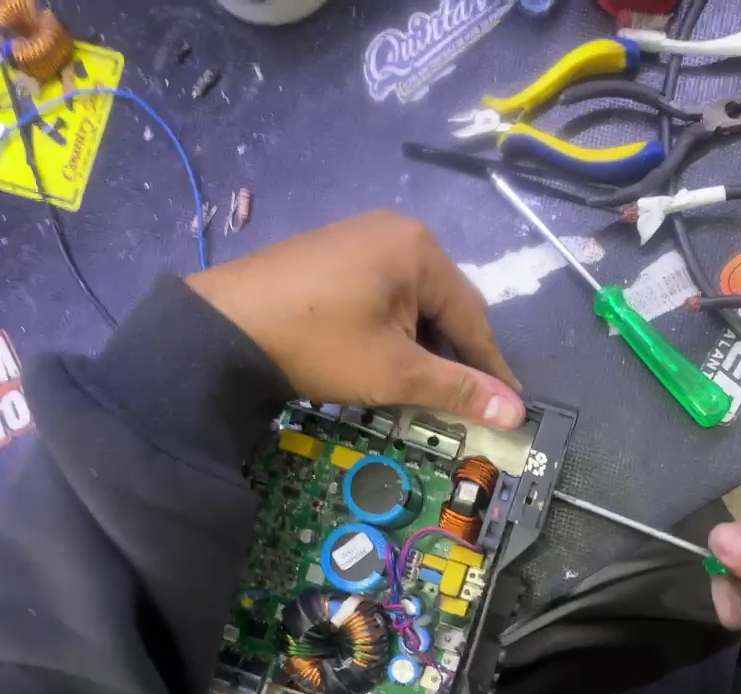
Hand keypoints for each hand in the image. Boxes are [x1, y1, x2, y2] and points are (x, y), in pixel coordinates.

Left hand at [187, 211, 524, 428]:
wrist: (223, 328)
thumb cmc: (321, 346)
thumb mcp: (396, 372)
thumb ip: (459, 389)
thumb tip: (517, 414)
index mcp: (421, 250)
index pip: (473, 317)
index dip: (491, 367)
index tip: (510, 404)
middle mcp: (397, 232)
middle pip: (445, 305)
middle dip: (455, 355)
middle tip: (464, 399)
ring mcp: (362, 237)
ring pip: (414, 302)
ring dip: (424, 345)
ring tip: (422, 385)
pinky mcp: (335, 253)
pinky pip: (385, 294)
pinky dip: (395, 330)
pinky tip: (387, 357)